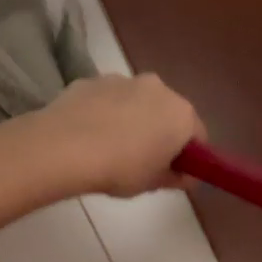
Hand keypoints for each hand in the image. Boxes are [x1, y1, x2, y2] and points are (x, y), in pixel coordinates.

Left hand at [37, 74, 205, 197]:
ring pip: (134, 100)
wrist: (65, 145)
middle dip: (159, 130)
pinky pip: (105, 97)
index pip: (196, 135)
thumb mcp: (154, 182)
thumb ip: (176, 177)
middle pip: (165, 111)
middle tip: (144, 158)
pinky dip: (103, 110)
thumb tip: (185, 175)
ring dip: (130, 116)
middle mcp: (154, 87)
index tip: (175, 171)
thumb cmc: (120, 168)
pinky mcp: (90, 79)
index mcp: (179, 112)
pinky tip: (88, 132)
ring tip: (110, 145)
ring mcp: (120, 79)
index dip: (189, 155)